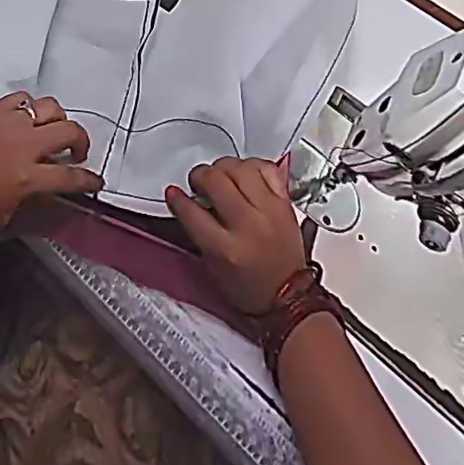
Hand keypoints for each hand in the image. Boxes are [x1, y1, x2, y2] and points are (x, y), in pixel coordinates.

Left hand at [0, 93, 98, 247]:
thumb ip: (34, 197)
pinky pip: (20, 99)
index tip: (96, 180)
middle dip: (81, 142)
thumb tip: (51, 188)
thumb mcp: (6, 213)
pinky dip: (29, 108)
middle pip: (68, 130)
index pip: (71, 176)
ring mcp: (6, 124)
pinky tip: (26, 120)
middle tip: (77, 153)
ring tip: (52, 132)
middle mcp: (22, 145)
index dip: (88, 180)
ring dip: (57, 120)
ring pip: (49, 107)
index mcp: (27, 177)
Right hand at [164, 157, 308, 314]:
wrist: (289, 298)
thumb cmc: (249, 287)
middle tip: (198, 183)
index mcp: (226, 249)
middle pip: (215, 180)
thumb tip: (188, 199)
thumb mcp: (212, 267)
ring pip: (240, 168)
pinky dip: (252, 166)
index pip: (192, 212)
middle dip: (199, 176)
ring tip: (221, 176)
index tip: (174, 193)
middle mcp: (248, 226)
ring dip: (224, 168)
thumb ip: (198, 231)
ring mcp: (270, 211)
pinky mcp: (285, 204)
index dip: (177, 199)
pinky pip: (267, 168)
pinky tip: (245, 174)